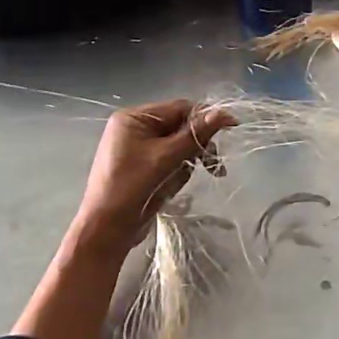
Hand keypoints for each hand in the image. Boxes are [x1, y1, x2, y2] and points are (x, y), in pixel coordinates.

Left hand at [70, 99, 236, 259]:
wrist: (106, 230)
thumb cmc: (131, 188)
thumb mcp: (165, 158)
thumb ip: (195, 135)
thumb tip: (224, 112)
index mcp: (134, 117)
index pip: (178, 108)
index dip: (205, 117)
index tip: (232, 128)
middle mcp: (134, 128)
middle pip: (179, 127)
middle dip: (195, 146)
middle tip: (214, 167)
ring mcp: (137, 149)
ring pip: (177, 146)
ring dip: (185, 162)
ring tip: (176, 182)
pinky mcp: (142, 168)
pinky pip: (168, 162)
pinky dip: (175, 173)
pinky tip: (168, 189)